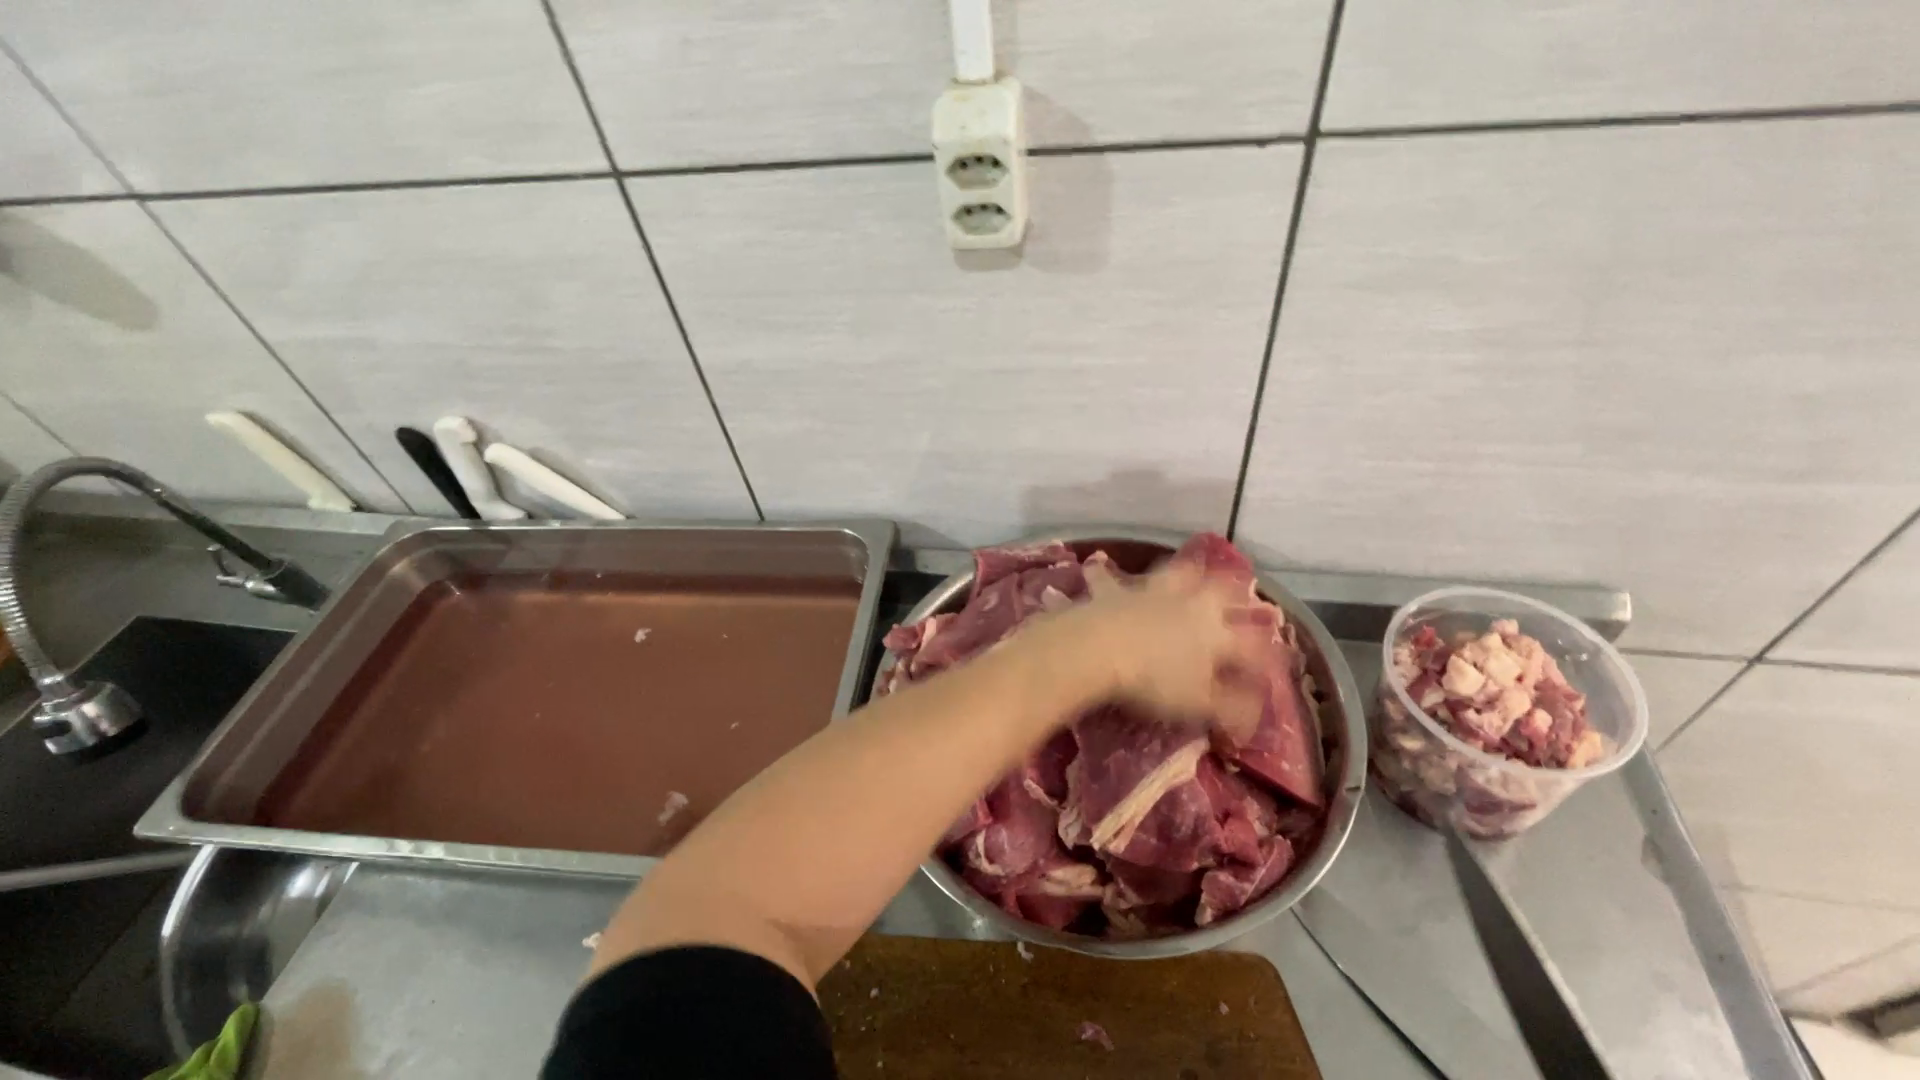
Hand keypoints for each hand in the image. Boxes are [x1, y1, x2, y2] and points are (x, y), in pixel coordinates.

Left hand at [1033, 559, 1271, 737]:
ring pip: (1177, 573)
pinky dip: (1105, 572)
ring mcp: (1151, 592)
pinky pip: (1108, 576)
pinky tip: (1098, 565)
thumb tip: (1254, 716)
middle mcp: (1191, 603)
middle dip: (1236, 595)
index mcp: (1218, 634)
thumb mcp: (1200, 705)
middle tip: (1241, 593)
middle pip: (1222, 592)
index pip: (1251, 645)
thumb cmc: (1155, 681)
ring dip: (1187, 573)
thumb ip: (1231, 709)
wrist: (1100, 648)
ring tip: (1192, 570)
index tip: (1270, 666)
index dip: (1264, 657)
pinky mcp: (1113, 590)